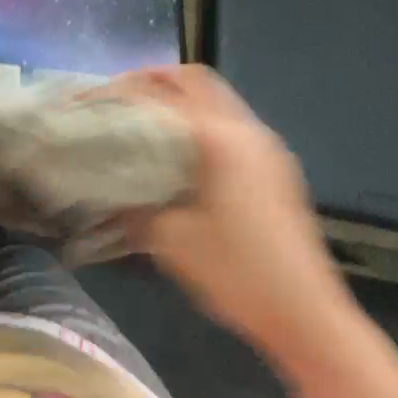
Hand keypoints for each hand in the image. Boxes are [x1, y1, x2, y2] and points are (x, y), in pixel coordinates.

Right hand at [112, 66, 357, 359]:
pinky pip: (229, 123)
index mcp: (220, 138)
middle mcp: (246, 131)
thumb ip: (132, 201)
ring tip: (140, 124)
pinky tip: (176, 154)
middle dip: (151, 80)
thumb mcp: (169, 239)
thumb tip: (104, 185)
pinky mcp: (275, 169)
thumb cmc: (237, 274)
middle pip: (194, 79)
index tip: (88, 101)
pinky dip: (197, 121)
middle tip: (116, 99)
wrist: (309, 319)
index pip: (162, 90)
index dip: (120, 89)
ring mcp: (266, 148)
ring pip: (214, 99)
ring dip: (176, 100)